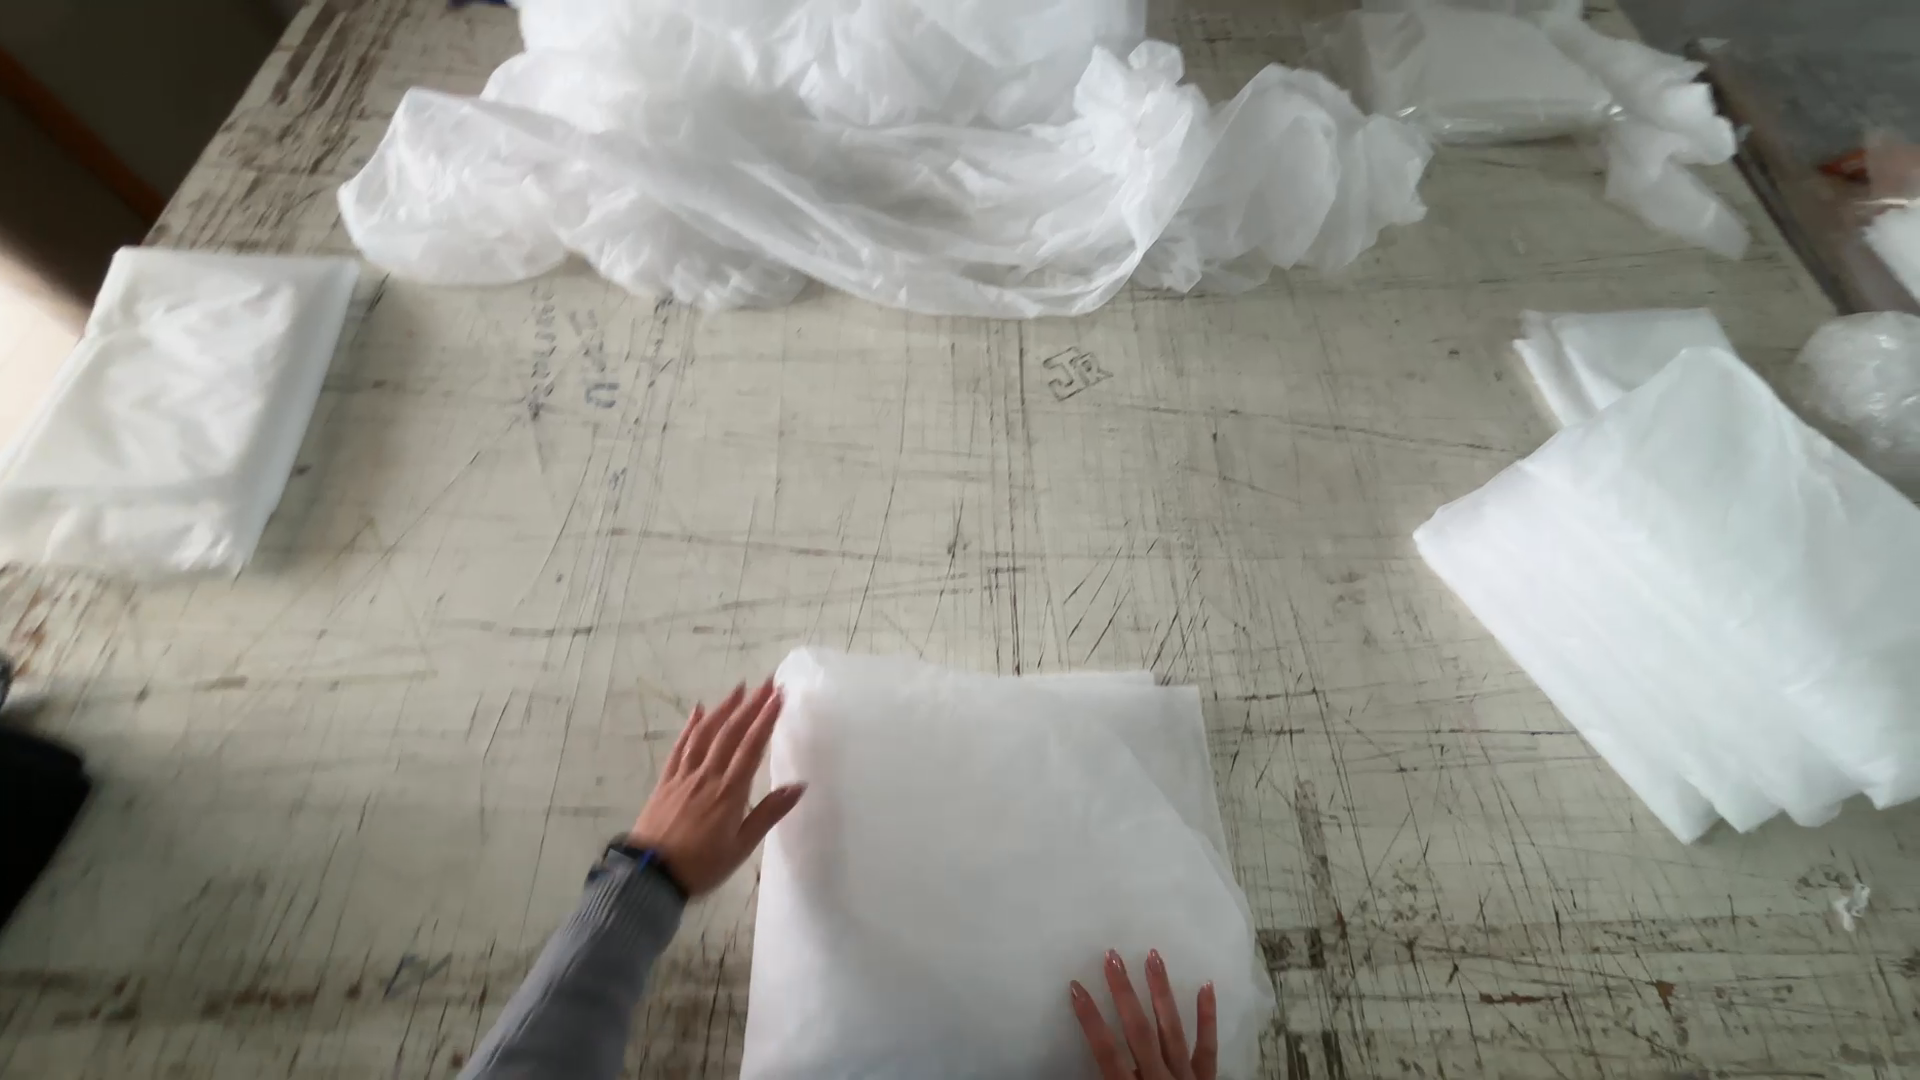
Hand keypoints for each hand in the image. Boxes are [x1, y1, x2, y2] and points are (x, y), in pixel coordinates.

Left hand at [627, 679, 805, 896]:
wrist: (648, 879)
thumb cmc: (701, 866)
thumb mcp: (741, 846)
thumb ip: (769, 813)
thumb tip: (799, 785)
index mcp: (730, 791)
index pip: (752, 746)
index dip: (766, 719)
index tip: (779, 696)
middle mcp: (708, 776)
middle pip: (731, 733)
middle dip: (751, 705)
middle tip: (767, 683)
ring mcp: (684, 776)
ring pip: (706, 734)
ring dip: (723, 709)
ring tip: (739, 689)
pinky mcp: (666, 782)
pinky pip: (680, 748)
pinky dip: (690, 727)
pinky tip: (698, 711)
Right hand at [1071, 949, 1217, 1079]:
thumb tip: (1063, 1074)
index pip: (1107, 1053)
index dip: (1090, 1020)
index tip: (1076, 986)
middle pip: (1139, 1033)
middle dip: (1124, 993)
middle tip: (1112, 956)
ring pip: (1172, 1031)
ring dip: (1161, 992)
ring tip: (1153, 955)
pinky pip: (1207, 1049)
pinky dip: (1207, 1017)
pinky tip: (1206, 985)